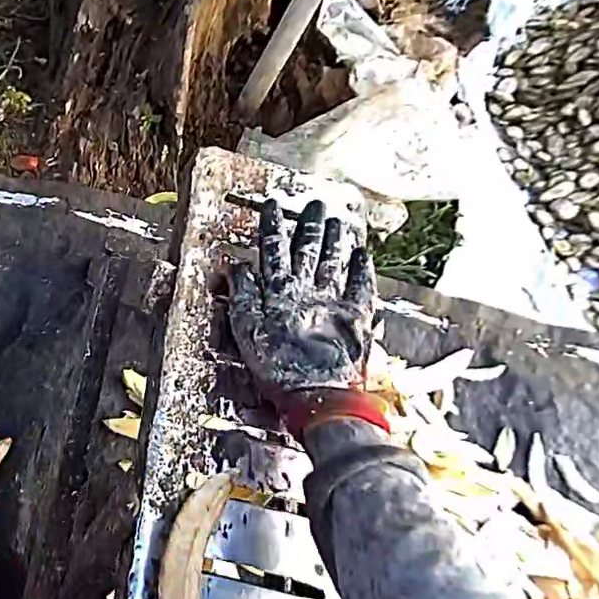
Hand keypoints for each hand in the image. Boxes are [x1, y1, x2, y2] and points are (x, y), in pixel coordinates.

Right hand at [229, 199, 385, 438]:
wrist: (318, 394)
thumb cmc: (276, 366)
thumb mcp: (245, 331)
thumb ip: (242, 296)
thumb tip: (236, 266)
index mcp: (278, 293)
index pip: (273, 251)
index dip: (272, 227)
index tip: (272, 206)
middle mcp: (308, 291)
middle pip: (308, 250)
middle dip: (309, 225)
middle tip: (315, 204)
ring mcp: (335, 302)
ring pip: (335, 262)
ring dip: (336, 240)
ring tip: (338, 220)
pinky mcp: (357, 317)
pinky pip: (361, 286)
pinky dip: (362, 269)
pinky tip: (363, 254)